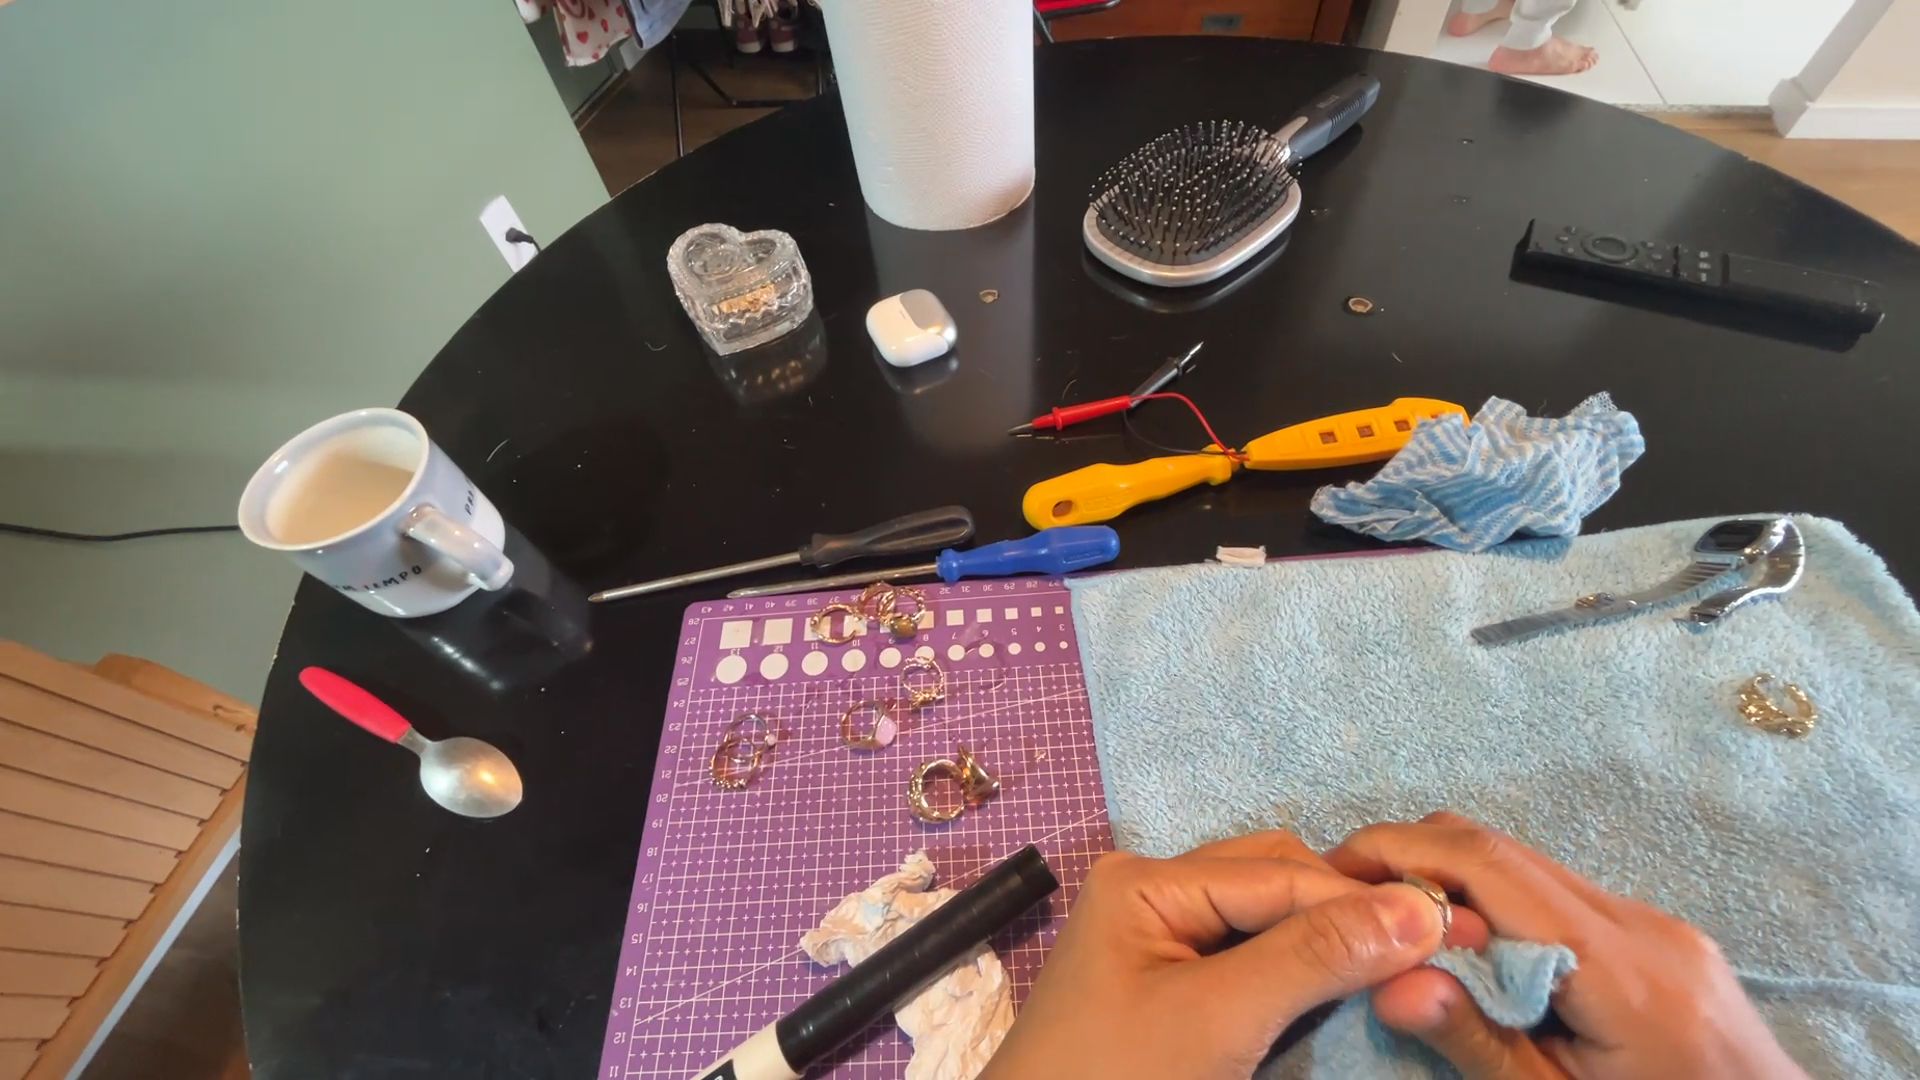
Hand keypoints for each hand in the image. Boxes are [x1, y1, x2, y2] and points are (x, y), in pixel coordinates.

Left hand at [982, 830, 1445, 1078]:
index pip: (1273, 873)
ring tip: (1398, 966)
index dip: (1360, 900)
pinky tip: (1336, 986)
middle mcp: (1150, 887)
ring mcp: (1156, 928)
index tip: (1454, 929)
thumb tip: (1416, 910)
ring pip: (1259, 913)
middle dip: (1341, 910)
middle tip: (1429, 951)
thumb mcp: (1217, 1020)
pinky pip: (1241, 950)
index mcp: (1147, 879)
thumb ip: (1311, 960)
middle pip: (1266, 879)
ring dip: (1322, 937)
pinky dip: (1292, 967)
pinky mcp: (1167, 973)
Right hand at [1327, 812, 1806, 1079]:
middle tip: (1348, 890)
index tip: (1332, 869)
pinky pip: (1546, 889)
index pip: (1488, 864)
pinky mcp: (1656, 936)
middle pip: (1497, 847)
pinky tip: (1466, 942)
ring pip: (1518, 860)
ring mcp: (1656, 924)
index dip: (1398, 849)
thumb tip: (1384, 981)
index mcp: (1628, 973)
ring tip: (1396, 918)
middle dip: (1407, 853)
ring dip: (1443, 872)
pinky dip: (1485, 896)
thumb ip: (1476, 1042)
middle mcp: (1645, 925)